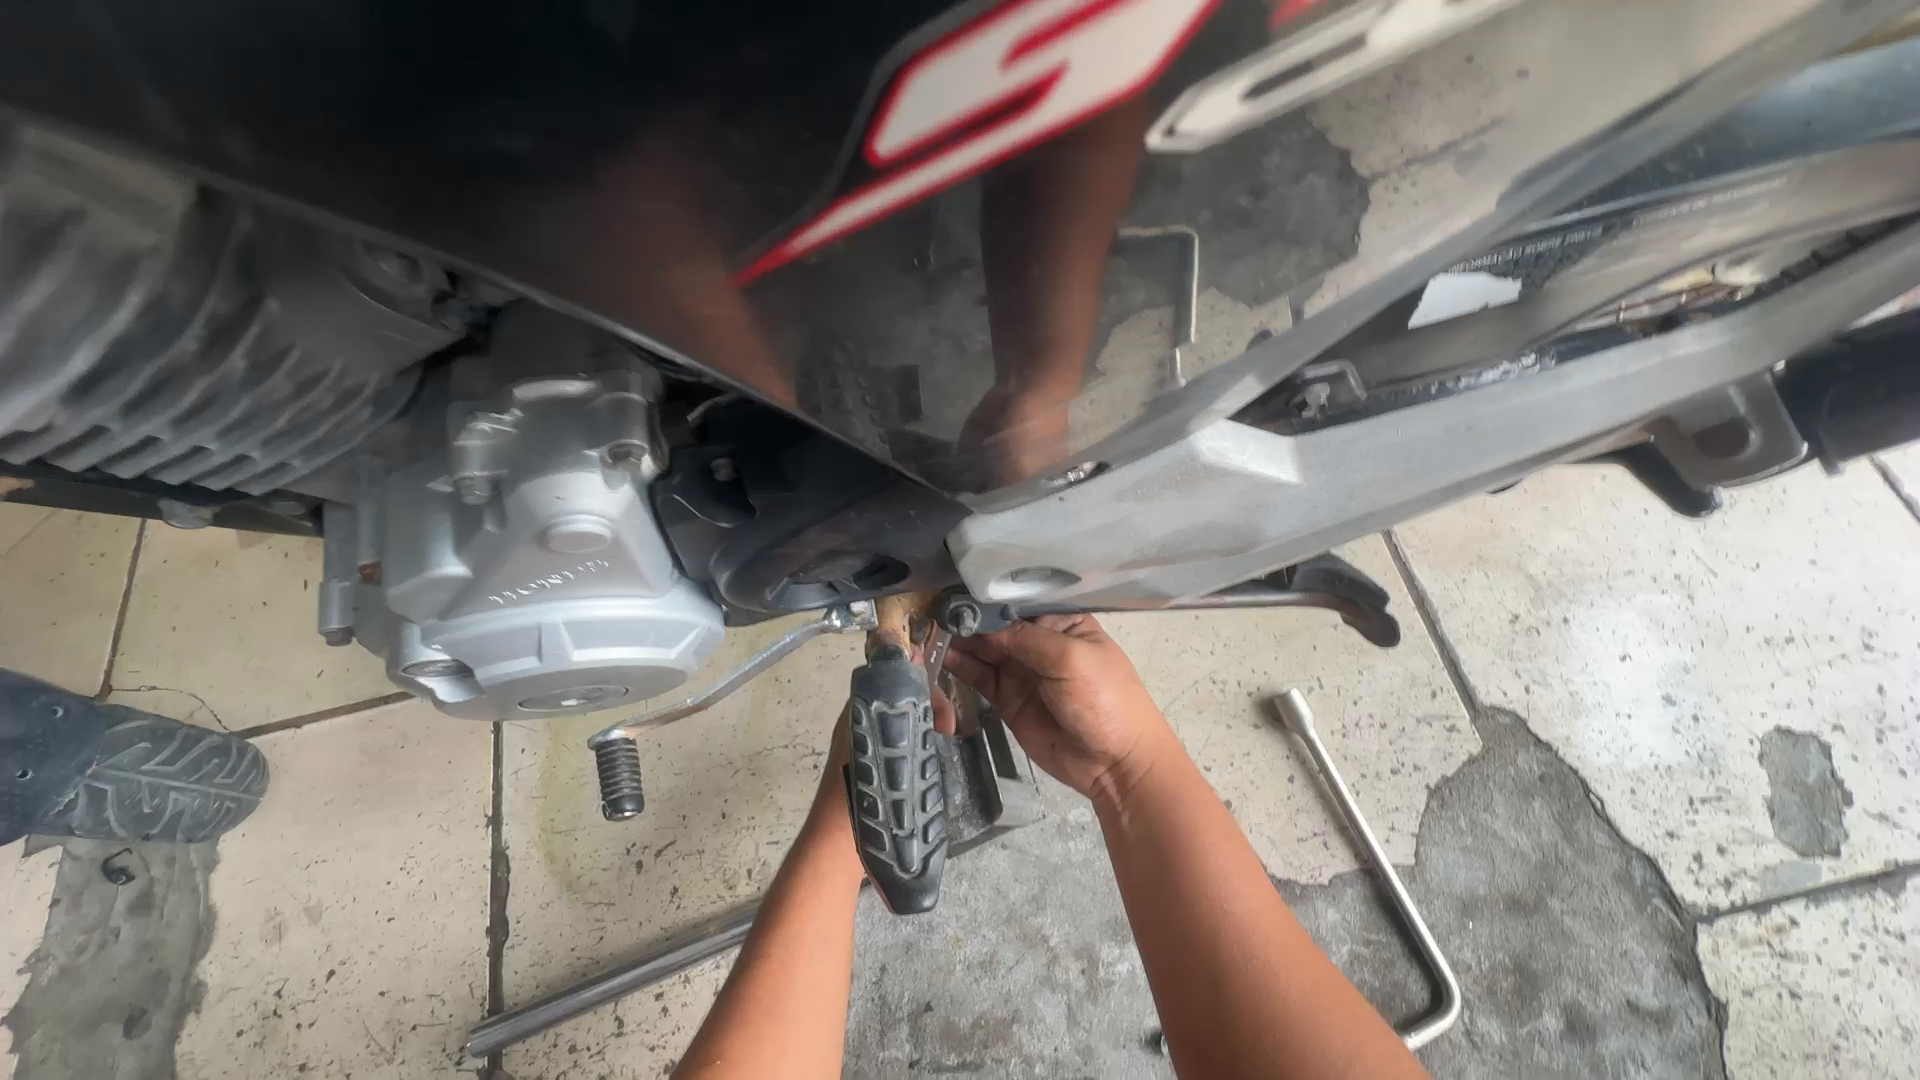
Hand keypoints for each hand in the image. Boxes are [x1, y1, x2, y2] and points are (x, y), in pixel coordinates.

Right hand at [944, 615, 1177, 808]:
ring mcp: (1021, 671)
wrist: (1115, 763)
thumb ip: (1026, 638)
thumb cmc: (1104, 700)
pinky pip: (978, 676)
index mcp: (1061, 622)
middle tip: (928, 611)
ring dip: (956, 641)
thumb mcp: (1071, 659)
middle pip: (994, 625)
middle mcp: (1038, 641)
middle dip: (965, 619)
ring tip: (924, 631)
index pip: (1016, 603)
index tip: (952, 593)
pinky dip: (957, 666)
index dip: (986, 598)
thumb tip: (982, 623)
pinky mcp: (1007, 698)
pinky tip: (936, 655)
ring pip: (982, 649)